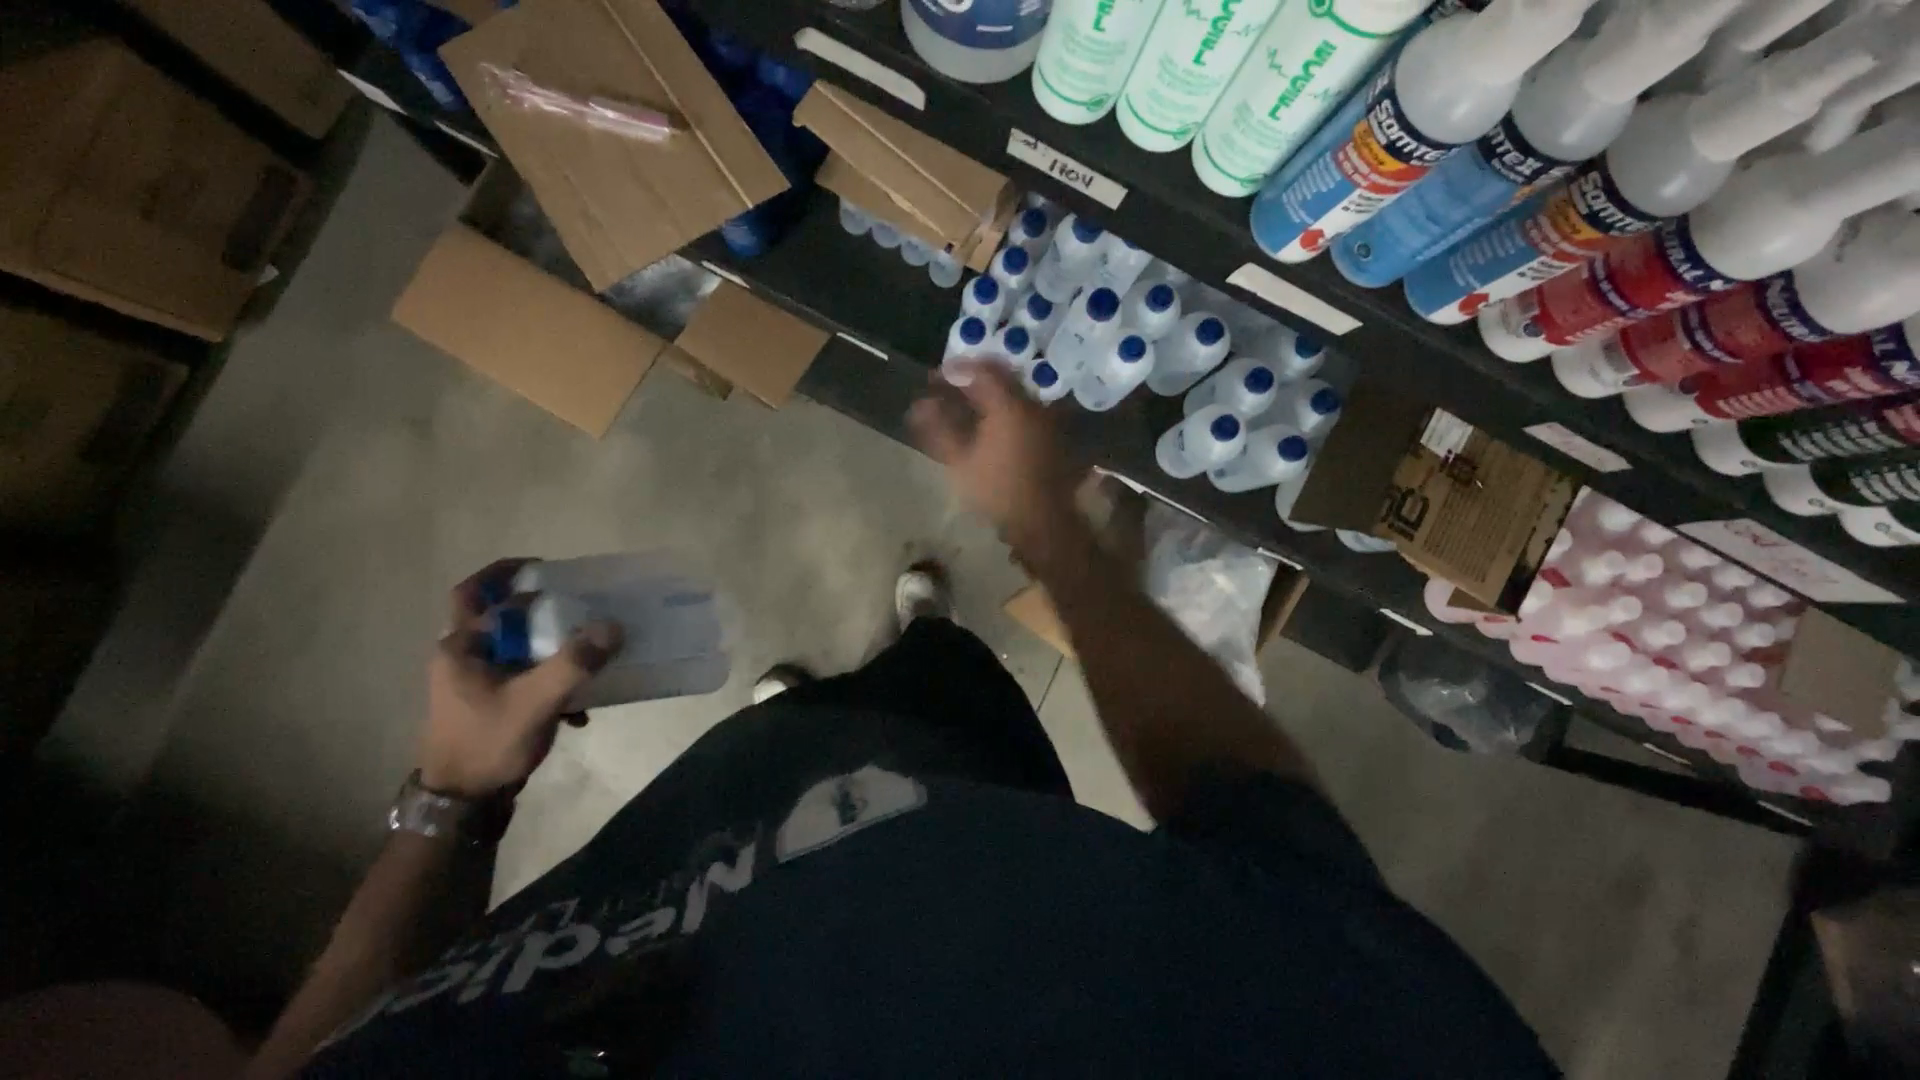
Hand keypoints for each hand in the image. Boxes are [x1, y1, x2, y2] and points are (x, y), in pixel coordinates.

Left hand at [420, 559, 621, 798]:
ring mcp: (472, 684)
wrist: (463, 803)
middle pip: (493, 616)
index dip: (510, 575)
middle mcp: (460, 658)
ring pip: (511, 648)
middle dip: (529, 605)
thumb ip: (574, 662)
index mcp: (460, 648)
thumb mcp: (536, 701)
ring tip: (583, 648)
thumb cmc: (489, 743)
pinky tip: (578, 709)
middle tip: (565, 596)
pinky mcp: (487, 706)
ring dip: (545, 646)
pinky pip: (521, 678)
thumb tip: (612, 626)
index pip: (478, 594)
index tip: (549, 569)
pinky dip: (548, 681)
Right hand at [909, 360, 1081, 555]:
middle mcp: (1032, 404)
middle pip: (1001, 378)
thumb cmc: (997, 490)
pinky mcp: (1052, 436)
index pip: (982, 370)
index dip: (955, 369)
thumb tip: (920, 404)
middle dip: (972, 380)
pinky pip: (1025, 411)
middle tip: (948, 389)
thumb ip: (939, 427)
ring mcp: (1046, 420)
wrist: (1042, 522)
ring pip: (1014, 394)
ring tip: (965, 408)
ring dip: (989, 395)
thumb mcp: (960, 460)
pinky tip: (988, 426)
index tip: (935, 377)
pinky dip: (1004, 410)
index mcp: (1010, 405)